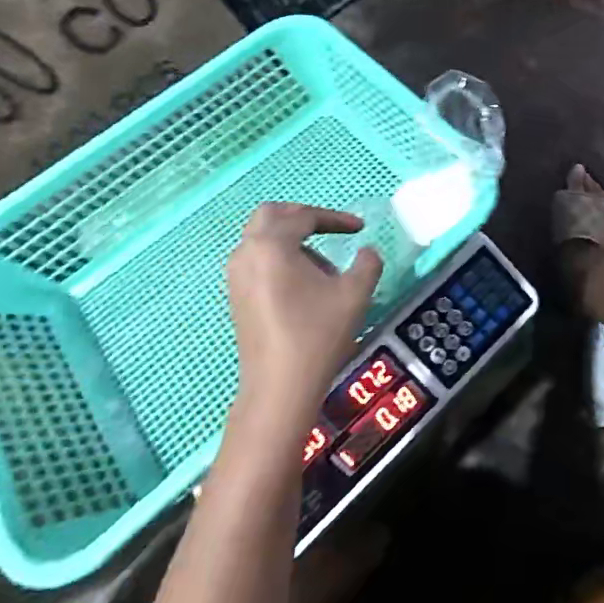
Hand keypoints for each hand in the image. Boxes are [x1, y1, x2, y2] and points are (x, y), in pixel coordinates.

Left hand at [227, 203, 383, 421]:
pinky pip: (258, 262)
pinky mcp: (236, 297)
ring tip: (326, 269)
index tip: (360, 228)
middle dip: (304, 218)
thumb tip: (366, 252)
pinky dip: (282, 261)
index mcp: (271, 245)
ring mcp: (236, 277)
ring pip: (263, 241)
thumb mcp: (355, 294)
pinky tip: (306, 288)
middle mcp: (246, 253)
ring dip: (294, 242)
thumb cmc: (318, 334)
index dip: (335, 218)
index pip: (303, 216)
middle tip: (332, 229)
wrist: (280, 386)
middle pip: (272, 217)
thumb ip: (367, 263)